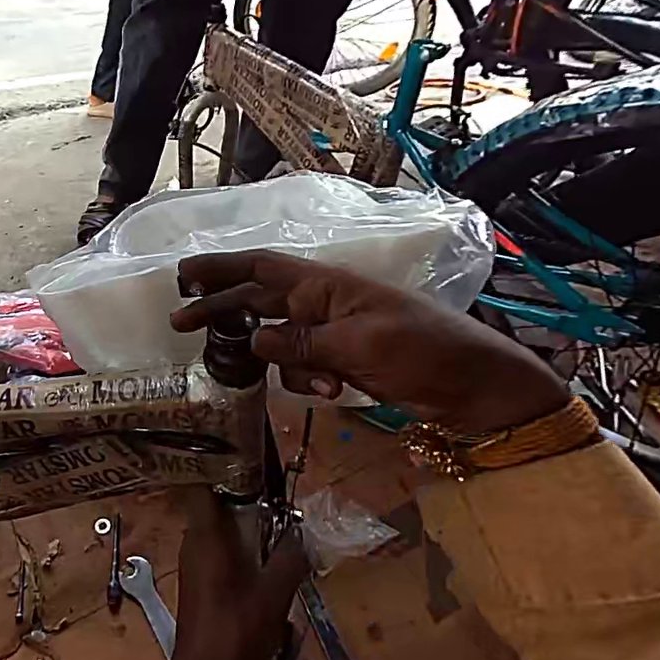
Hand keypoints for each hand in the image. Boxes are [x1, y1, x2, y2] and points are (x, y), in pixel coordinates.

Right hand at [171, 250, 569, 435]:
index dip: (219, 268)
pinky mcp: (335, 359)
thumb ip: (301, 342)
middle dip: (220, 309)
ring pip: (276, 340)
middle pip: (256, 300)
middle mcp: (318, 303)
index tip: (183, 275)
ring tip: (316, 385)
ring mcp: (326, 332)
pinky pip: (299, 365)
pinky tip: (331, 392)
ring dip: (281, 361)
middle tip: (181, 323)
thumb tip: (252, 339)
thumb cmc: (425, 351)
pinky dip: (305, 380)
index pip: (261, 268)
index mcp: (324, 285)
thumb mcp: (361, 345)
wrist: (478, 389)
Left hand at [171, 485, 308, 659]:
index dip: (216, 469)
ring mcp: (191, 561)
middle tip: (268, 495)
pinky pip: (213, 550)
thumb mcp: (273, 595)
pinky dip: (233, 548)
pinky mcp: (195, 580)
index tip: (241, 463)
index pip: (200, 486)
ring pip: (213, 530)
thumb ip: (288, 560)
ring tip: (269, 526)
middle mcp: (192, 541)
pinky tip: (256, 562)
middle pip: (210, 507)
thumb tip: (301, 534)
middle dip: (237, 499)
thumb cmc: (236, 630)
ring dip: (237, 526)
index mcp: (205, 535)